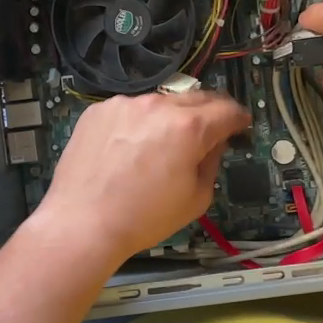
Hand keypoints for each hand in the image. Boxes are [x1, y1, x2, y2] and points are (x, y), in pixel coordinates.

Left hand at [32, 90, 250, 264]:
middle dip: (208, 113)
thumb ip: (211, 162)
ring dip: (168, 118)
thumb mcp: (196, 198)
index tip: (240, 124)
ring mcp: (124, 105)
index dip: (238, 118)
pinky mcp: (98, 111)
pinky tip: (128, 150)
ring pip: (159, 104)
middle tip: (208, 132)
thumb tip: (213, 144)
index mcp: (188, 127)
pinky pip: (128, 111)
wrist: (82, 223)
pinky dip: (136, 124)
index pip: (226, 110)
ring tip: (160, 147)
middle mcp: (157, 106)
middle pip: (195, 99)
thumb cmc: (143, 218)